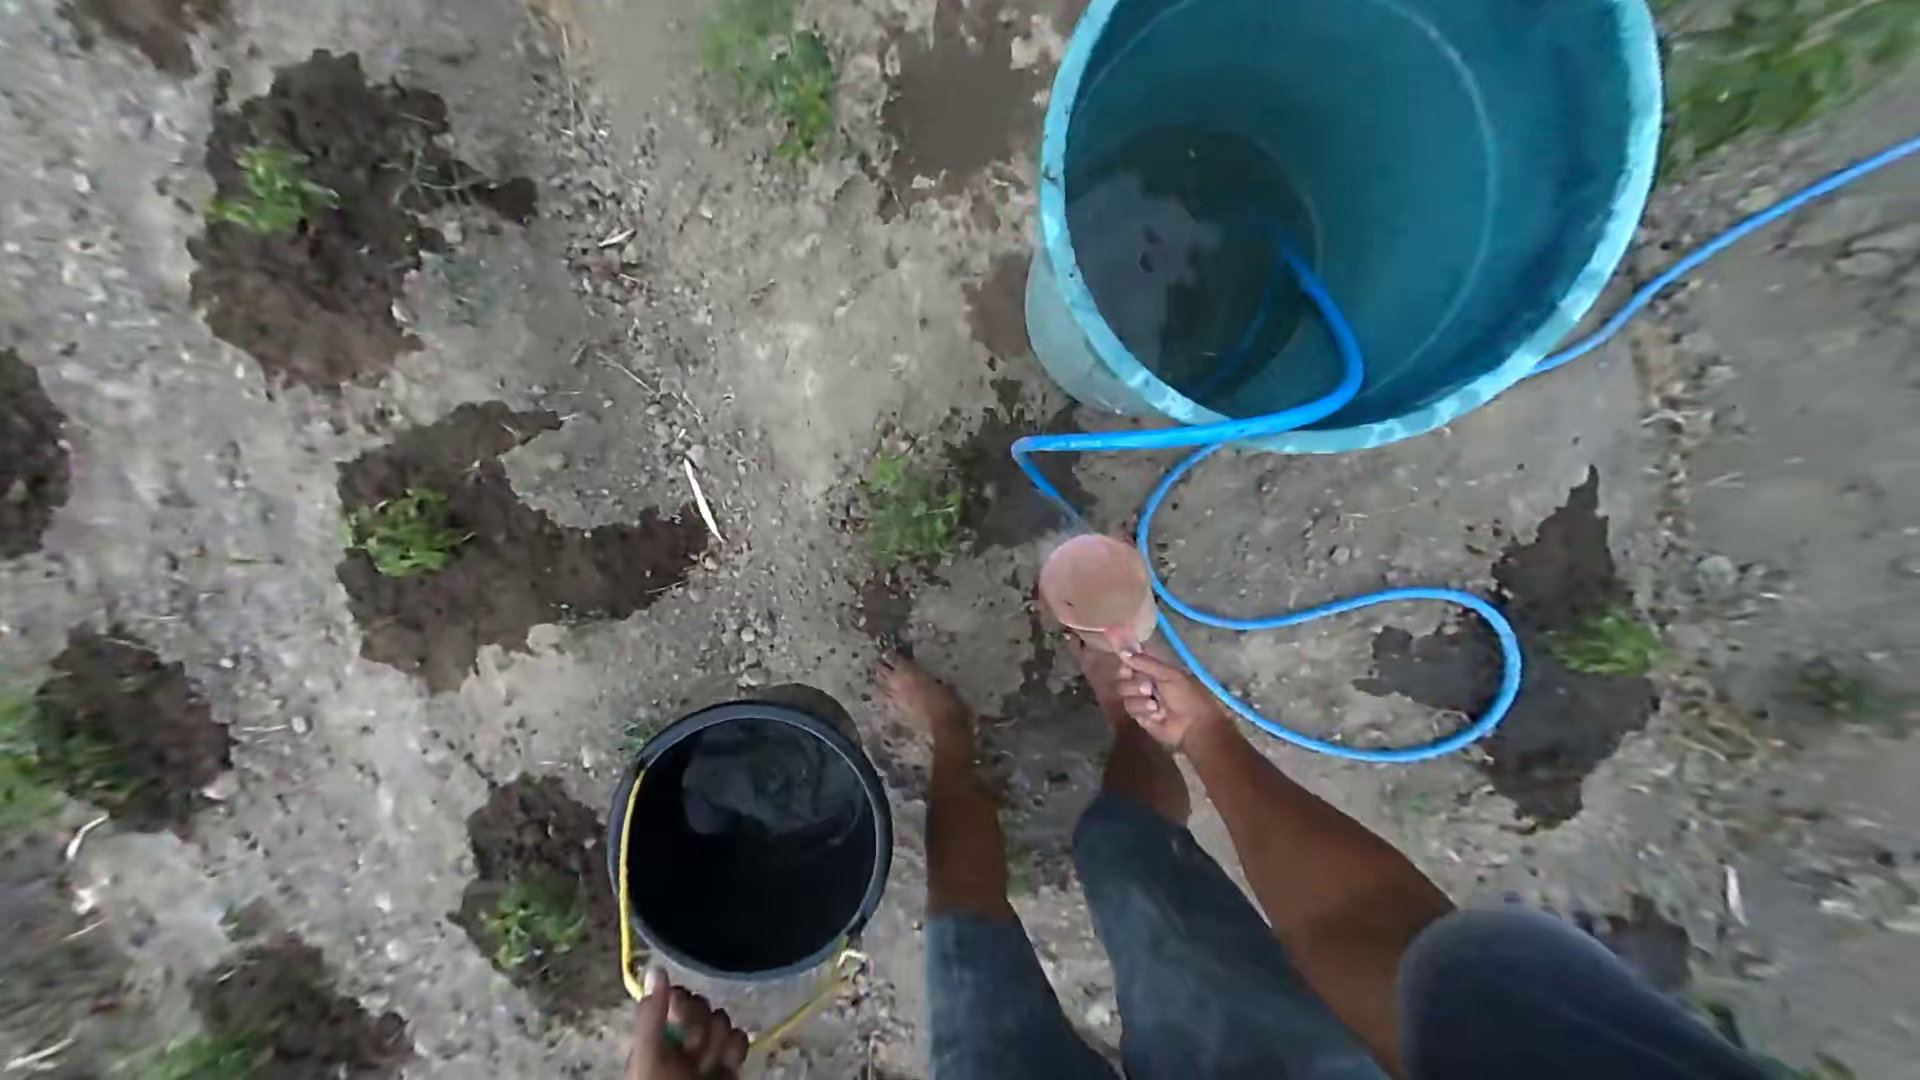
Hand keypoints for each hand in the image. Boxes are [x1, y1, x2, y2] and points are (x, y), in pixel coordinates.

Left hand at [627, 971, 749, 1079]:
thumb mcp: (650, 1059)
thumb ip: (652, 1015)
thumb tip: (655, 967)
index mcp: (655, 1041)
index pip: (675, 998)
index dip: (683, 1002)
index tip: (682, 1012)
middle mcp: (680, 1044)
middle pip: (702, 1007)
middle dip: (702, 1024)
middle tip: (695, 1049)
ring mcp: (707, 1054)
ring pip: (722, 1019)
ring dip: (719, 1039)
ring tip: (710, 1064)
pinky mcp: (729, 1064)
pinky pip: (740, 1038)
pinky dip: (736, 1049)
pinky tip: (727, 1065)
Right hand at [1116, 650, 1228, 749]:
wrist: (1193, 726)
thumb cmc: (1187, 696)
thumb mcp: (1169, 675)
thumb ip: (1146, 662)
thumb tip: (1122, 651)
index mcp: (1154, 669)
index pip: (1131, 660)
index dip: (1127, 662)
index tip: (1128, 667)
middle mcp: (1144, 681)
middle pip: (1122, 676)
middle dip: (1132, 682)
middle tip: (1147, 688)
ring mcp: (1140, 698)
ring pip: (1123, 691)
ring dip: (1138, 696)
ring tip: (1154, 703)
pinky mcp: (1138, 714)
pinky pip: (1129, 707)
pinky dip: (1141, 708)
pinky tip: (1154, 712)